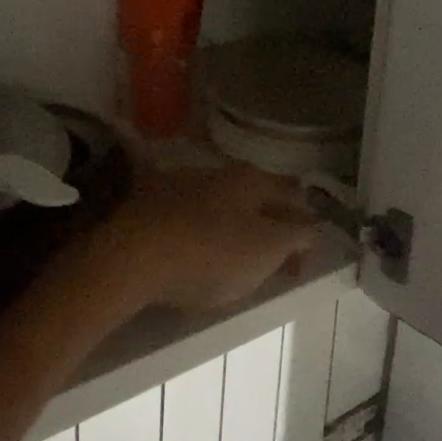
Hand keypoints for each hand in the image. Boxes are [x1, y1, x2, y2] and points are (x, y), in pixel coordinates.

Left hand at [77, 165, 321, 313]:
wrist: (130, 255)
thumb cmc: (209, 254)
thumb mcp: (266, 250)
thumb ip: (296, 236)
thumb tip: (311, 226)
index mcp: (253, 180)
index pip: (294, 198)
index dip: (306, 232)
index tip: (299, 268)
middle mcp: (220, 172)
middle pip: (256, 196)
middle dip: (269, 225)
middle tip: (270, 262)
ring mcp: (182, 182)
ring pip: (221, 203)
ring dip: (234, 225)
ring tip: (232, 259)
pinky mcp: (150, 200)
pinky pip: (188, 215)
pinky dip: (199, 230)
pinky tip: (192, 249)